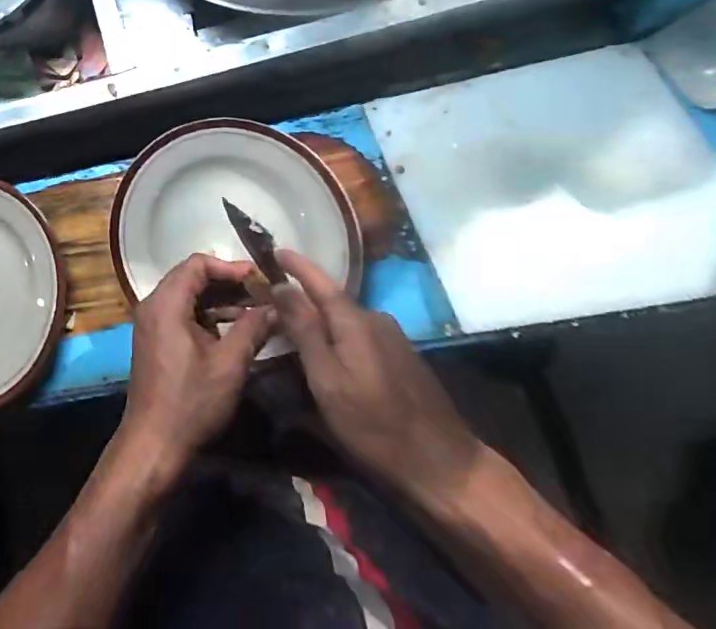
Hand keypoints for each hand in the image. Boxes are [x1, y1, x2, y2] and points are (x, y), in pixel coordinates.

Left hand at [120, 254, 275, 468]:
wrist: (154, 442)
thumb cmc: (191, 402)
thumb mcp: (229, 364)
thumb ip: (252, 329)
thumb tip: (275, 307)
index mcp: (165, 304)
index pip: (197, 264)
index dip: (230, 267)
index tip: (259, 278)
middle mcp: (153, 306)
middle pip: (191, 277)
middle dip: (228, 283)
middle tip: (263, 293)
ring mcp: (152, 323)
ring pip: (188, 296)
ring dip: (221, 300)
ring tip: (257, 311)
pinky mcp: (156, 339)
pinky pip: (183, 314)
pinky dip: (208, 316)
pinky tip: (236, 330)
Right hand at [269, 249, 483, 503]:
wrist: (444, 467)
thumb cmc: (375, 425)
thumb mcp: (327, 379)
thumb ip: (304, 330)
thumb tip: (282, 286)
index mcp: (355, 321)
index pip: (319, 281)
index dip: (296, 265)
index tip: (274, 249)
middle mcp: (376, 320)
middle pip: (331, 301)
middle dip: (302, 298)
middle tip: (270, 304)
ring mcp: (394, 339)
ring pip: (345, 321)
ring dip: (320, 321)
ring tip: (294, 332)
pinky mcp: (403, 359)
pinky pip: (359, 336)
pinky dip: (338, 338)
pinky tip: (328, 356)